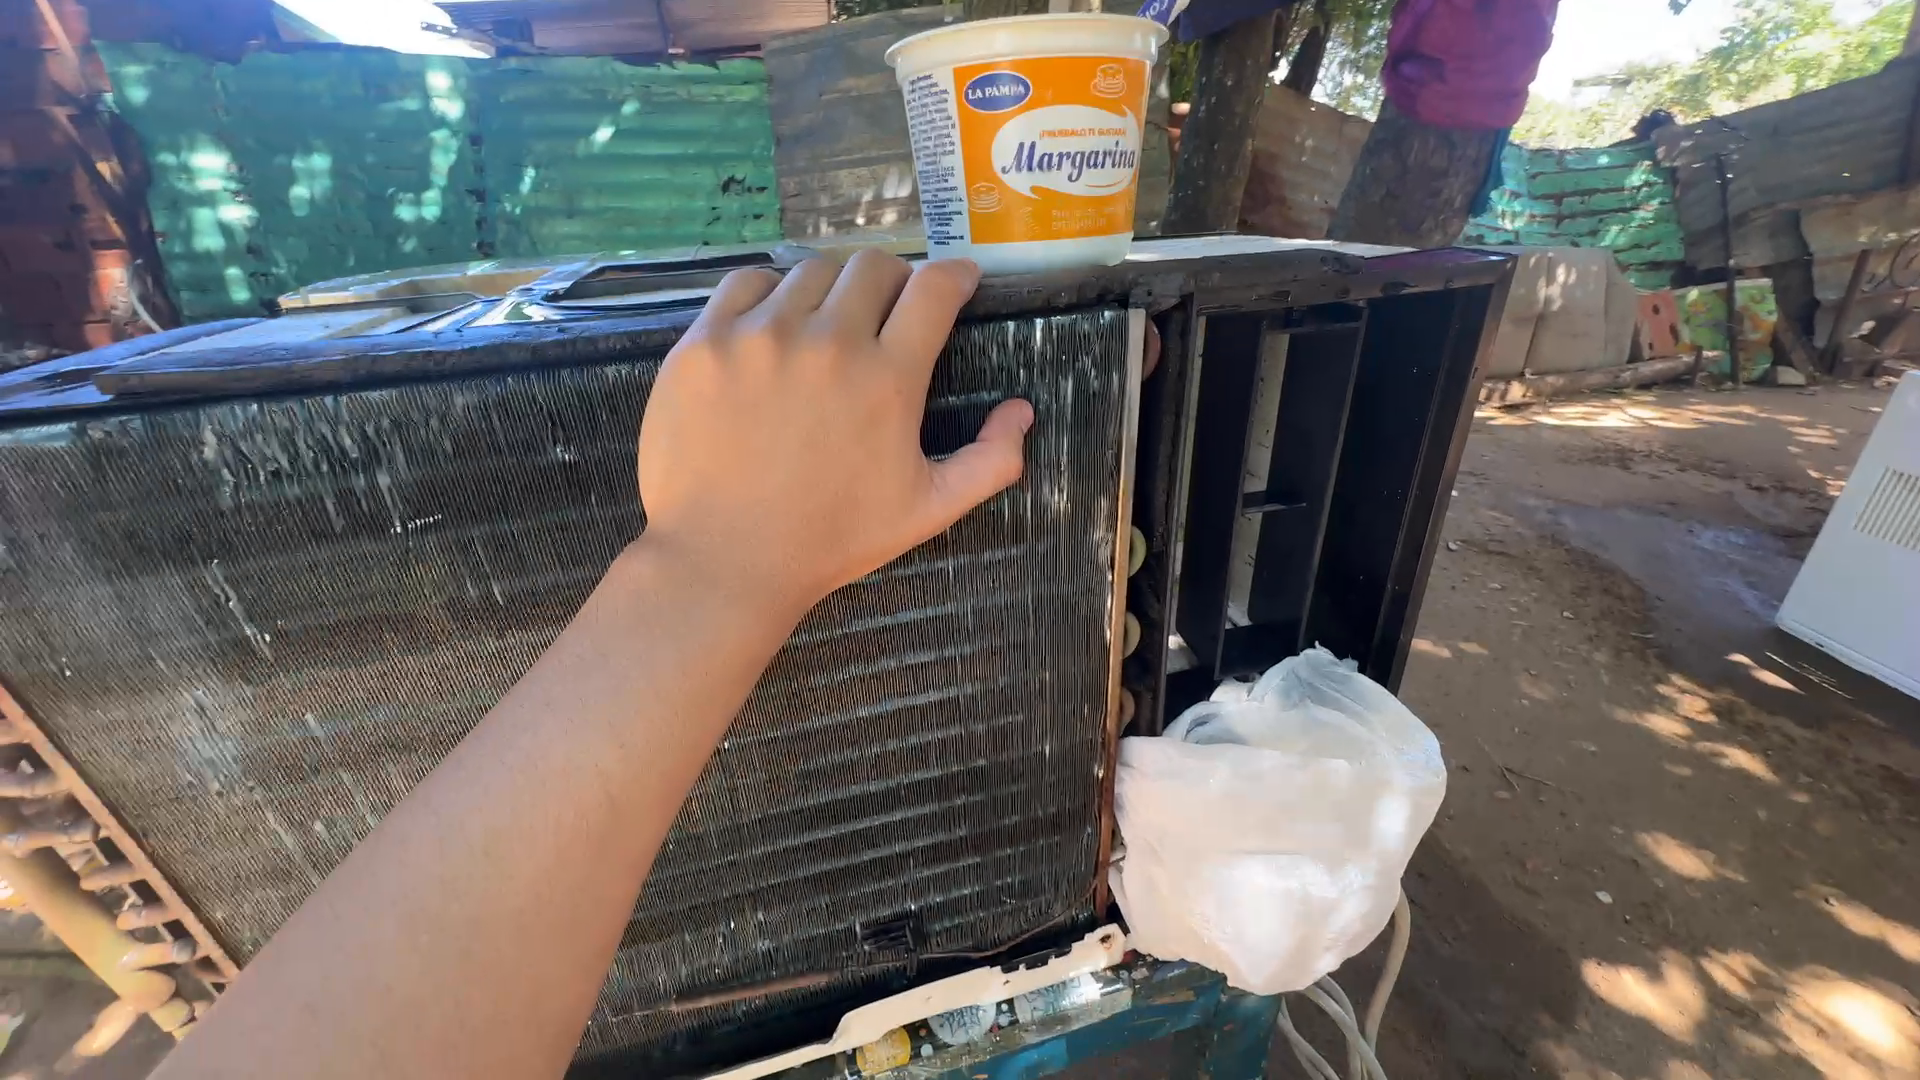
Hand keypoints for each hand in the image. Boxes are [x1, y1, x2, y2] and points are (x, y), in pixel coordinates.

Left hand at [633, 251, 1033, 618]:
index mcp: (888, 380)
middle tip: (889, 313)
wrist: (727, 560)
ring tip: (828, 327)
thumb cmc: (833, 538)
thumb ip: (990, 462)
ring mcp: (760, 336)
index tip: (958, 281)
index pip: (934, 290)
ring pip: (812, 271)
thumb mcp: (928, 511)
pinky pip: (747, 285)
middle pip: (874, 267)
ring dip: (834, 290)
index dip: (954, 277)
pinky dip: (770, 295)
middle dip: (895, 282)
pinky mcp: (704, 342)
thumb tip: (1022, 411)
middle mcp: (828, 341)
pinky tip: (772, 328)